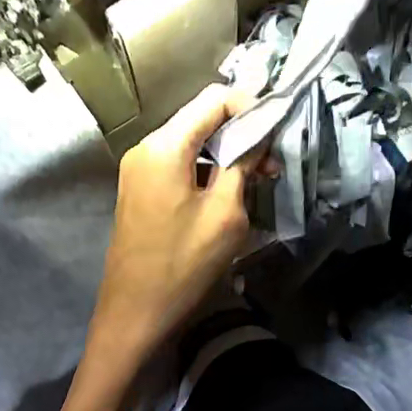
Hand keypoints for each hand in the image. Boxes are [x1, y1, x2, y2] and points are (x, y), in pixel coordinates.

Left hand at [89, 85, 256, 359]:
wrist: (134, 311)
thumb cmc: (182, 264)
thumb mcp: (225, 215)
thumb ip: (242, 167)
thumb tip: (257, 139)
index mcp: (165, 146)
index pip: (213, 99)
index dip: (250, 107)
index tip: (277, 133)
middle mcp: (146, 147)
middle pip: (200, 119)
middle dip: (239, 133)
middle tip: (271, 163)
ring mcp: (138, 169)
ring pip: (191, 143)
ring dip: (224, 155)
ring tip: (255, 181)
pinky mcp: (139, 189)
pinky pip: (178, 165)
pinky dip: (205, 170)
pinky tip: (227, 193)